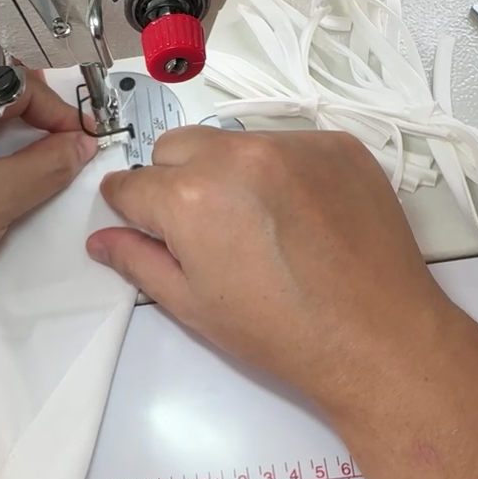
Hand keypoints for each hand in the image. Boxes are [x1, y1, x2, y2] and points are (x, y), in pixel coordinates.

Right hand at [87, 127, 460, 416]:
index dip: (128, 208)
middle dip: (172, 181)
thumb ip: (138, 262)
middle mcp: (238, 156)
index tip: (137, 220)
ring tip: (256, 225)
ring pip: (231, 141)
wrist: (377, 336)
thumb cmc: (281, 332)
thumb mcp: (194, 306)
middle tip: (200, 229)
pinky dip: (278, 171)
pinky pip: (285, 143)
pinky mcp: (337, 145)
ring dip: (226, 172)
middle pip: (175, 148)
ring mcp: (292, 144)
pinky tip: (297, 216)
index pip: (131, 185)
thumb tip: (100, 240)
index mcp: (190, 198)